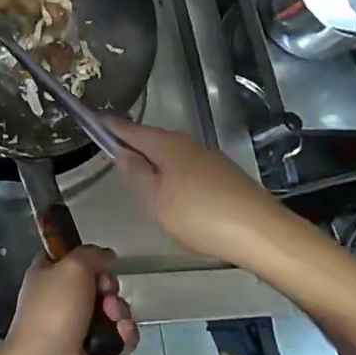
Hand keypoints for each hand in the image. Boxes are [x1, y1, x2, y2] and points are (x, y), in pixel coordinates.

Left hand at [0, 246, 137, 354]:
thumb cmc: (55, 308)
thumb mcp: (72, 267)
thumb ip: (92, 255)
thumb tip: (108, 256)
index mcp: (47, 276)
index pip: (69, 259)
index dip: (87, 259)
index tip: (98, 262)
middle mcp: (61, 300)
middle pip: (97, 284)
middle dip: (109, 286)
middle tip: (107, 291)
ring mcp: (79, 328)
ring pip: (112, 310)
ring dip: (119, 311)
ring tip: (114, 318)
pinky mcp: (96, 353)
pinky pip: (119, 337)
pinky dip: (124, 335)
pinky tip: (121, 335)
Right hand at [106, 119, 300, 262]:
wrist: (262, 234)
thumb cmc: (199, 216)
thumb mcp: (156, 199)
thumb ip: (135, 173)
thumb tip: (120, 151)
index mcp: (167, 145)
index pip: (130, 129)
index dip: (110, 126)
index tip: (93, 121)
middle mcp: (188, 143)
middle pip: (153, 139)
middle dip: (133, 145)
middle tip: (112, 155)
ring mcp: (209, 158)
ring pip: (172, 154)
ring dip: (154, 161)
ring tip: (140, 179)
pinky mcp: (224, 175)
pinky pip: (188, 167)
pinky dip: (173, 173)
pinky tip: (173, 194)